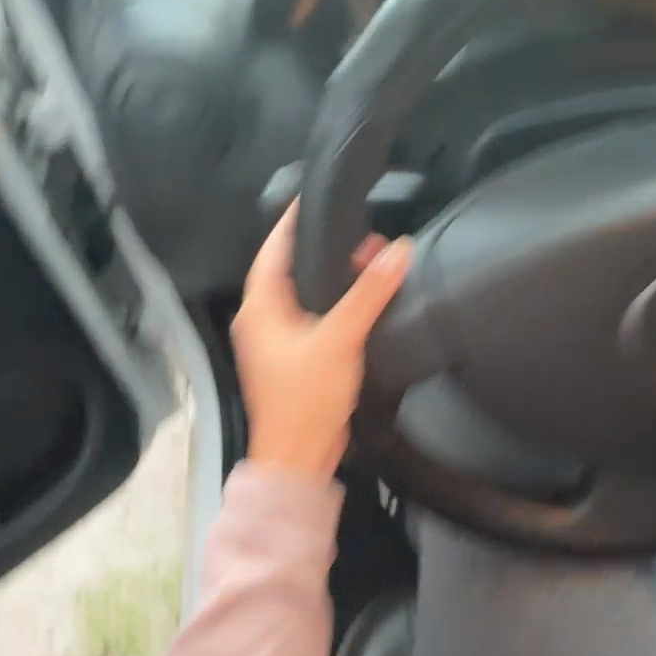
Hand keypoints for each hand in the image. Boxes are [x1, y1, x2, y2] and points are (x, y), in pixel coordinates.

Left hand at [232, 206, 413, 478]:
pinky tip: (356, 306)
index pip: (273, 249)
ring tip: (363, 265)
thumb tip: (395, 253)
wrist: (298, 456)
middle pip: (289, 271)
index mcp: (259, 309)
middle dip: (323, 252)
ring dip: (331, 281)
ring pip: (303, 297)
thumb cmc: (303, 403)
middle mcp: (262, 322)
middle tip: (357, 238)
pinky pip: (312, 322)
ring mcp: (276, 344)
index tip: (314, 200)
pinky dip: (332, 308)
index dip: (293, 222)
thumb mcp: (338, 339)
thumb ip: (369, 294)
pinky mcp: (294, 362)